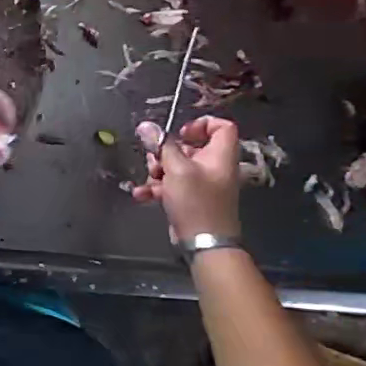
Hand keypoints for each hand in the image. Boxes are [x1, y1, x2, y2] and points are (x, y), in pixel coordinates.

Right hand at [131, 116, 240, 242]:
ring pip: (175, 165)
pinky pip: (170, 183)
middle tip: (155, 161)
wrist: (203, 241)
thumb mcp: (176, 169)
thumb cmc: (196, 201)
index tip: (179, 133)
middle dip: (165, 152)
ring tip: (151, 181)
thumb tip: (147, 126)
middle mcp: (213, 166)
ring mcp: (201, 182)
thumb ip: (161, 146)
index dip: (200, 124)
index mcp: (219, 155)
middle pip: (189, 146)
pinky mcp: (189, 196)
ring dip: (157, 170)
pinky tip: (143, 194)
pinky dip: (156, 187)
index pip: (222, 127)